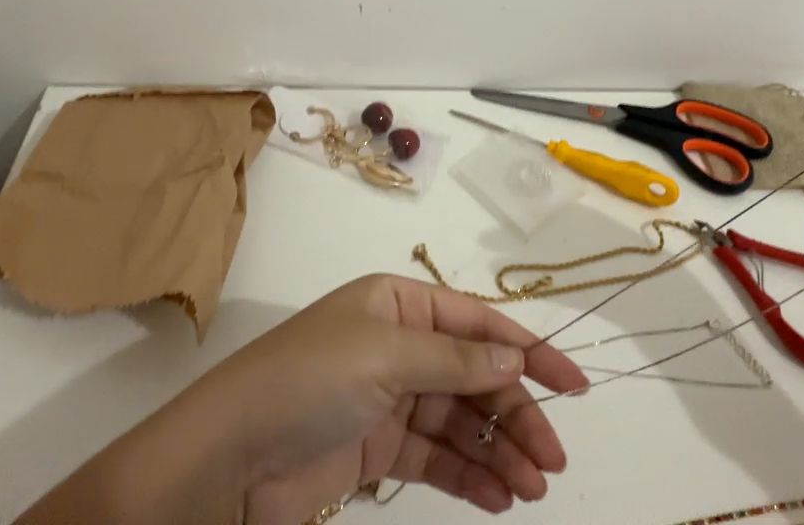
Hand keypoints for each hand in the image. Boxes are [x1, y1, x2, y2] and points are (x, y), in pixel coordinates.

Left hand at [222, 274, 587, 521]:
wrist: (228, 458)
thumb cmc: (309, 380)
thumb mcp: (384, 356)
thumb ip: (455, 362)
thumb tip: (515, 363)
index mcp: (397, 305)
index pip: (476, 324)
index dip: (527, 352)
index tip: (574, 385)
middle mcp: (397, 346)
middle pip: (474, 378)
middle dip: (515, 416)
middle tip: (552, 459)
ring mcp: (387, 399)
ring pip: (460, 423)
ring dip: (498, 453)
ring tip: (532, 487)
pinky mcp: (376, 450)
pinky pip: (436, 458)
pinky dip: (469, 476)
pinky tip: (499, 498)